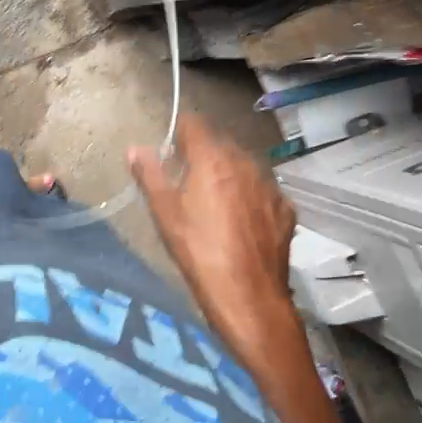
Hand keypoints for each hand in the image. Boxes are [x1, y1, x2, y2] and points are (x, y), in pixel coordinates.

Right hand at [130, 115, 295, 318]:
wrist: (249, 299)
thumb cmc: (198, 250)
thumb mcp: (164, 212)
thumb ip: (149, 173)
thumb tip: (135, 148)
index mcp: (212, 157)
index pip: (193, 123)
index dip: (178, 135)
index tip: (170, 157)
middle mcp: (245, 162)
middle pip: (219, 143)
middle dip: (203, 155)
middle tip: (188, 184)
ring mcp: (270, 186)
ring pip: (243, 166)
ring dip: (228, 175)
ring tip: (216, 205)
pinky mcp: (286, 210)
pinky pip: (262, 191)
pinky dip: (250, 197)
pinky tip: (241, 223)